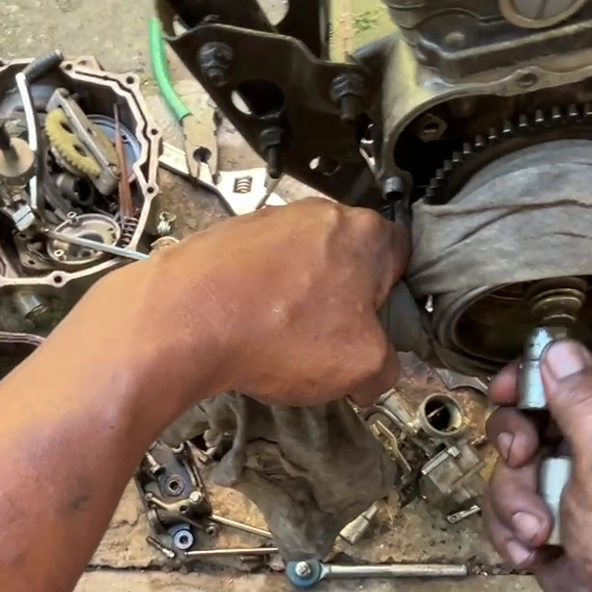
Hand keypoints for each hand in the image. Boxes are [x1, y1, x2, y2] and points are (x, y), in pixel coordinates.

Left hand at [75, 199, 408, 405]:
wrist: (186, 323)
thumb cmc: (276, 332)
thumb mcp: (361, 368)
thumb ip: (386, 370)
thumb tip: (378, 376)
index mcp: (366, 234)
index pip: (404, 258)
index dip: (396, 300)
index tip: (384, 329)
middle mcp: (318, 215)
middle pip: (349, 263)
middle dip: (344, 305)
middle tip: (333, 346)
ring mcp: (269, 223)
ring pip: (303, 269)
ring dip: (301, 305)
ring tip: (285, 346)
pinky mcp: (228, 239)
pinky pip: (261, 275)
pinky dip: (262, 304)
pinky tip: (252, 335)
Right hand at [484, 340, 591, 591]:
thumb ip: (581, 405)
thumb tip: (558, 349)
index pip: (578, 373)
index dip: (535, 376)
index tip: (502, 390)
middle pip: (533, 418)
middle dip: (517, 446)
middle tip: (520, 461)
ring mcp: (573, 487)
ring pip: (513, 469)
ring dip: (514, 501)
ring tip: (537, 530)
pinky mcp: (550, 521)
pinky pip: (509, 508)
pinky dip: (513, 530)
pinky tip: (534, 551)